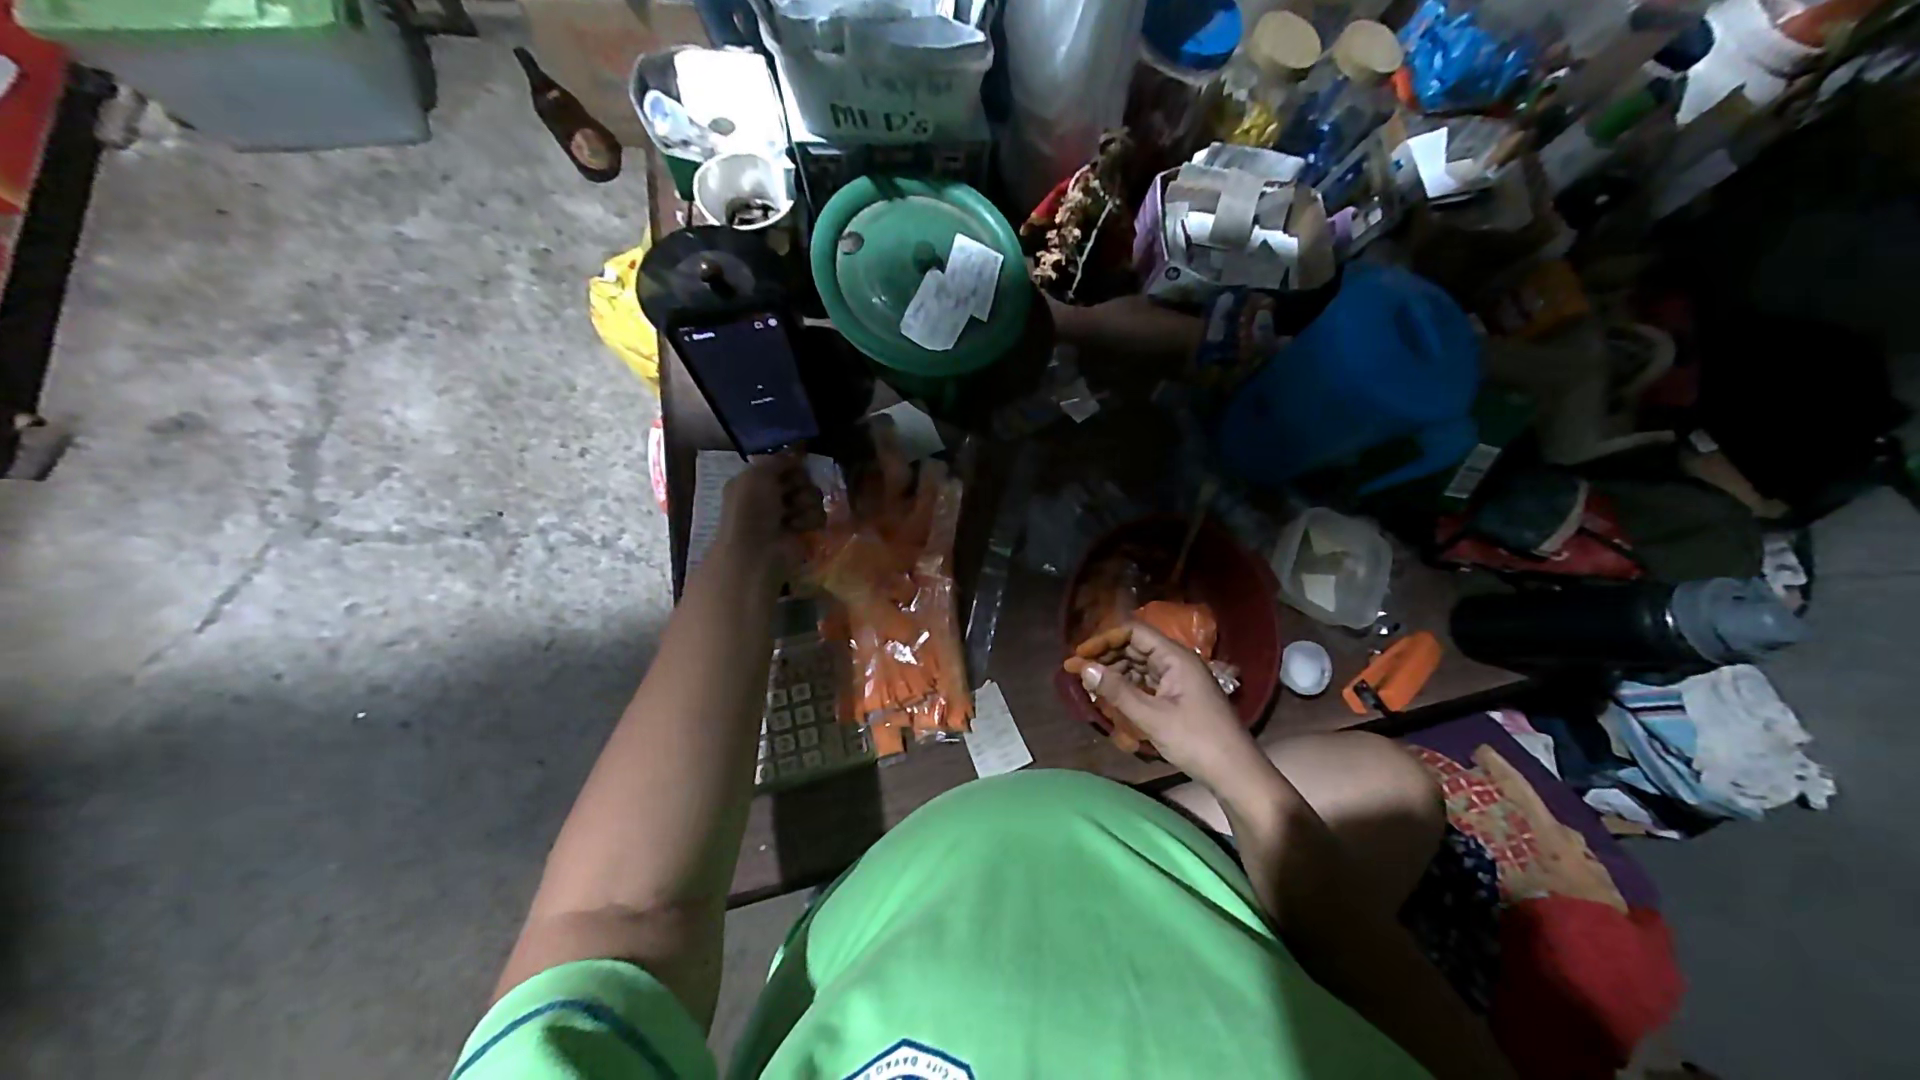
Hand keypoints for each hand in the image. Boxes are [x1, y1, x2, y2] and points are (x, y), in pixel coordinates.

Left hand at [718, 451, 824, 580]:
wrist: (757, 552)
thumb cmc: (751, 510)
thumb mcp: (757, 475)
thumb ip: (777, 460)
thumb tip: (796, 452)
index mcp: (755, 481)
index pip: (783, 463)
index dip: (792, 464)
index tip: (795, 465)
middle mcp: (772, 495)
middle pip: (802, 478)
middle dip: (799, 484)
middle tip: (789, 494)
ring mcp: (789, 514)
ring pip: (813, 496)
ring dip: (804, 504)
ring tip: (790, 516)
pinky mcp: (803, 530)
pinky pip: (819, 515)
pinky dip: (809, 520)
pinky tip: (796, 528)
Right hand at [1075, 622, 1273, 794]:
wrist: (1236, 773)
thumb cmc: (1196, 741)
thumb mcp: (1152, 716)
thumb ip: (1117, 691)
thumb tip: (1084, 668)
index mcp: (1175, 658)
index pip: (1134, 632)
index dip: (1105, 639)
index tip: (1080, 655)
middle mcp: (1178, 662)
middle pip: (1136, 646)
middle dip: (1106, 655)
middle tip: (1079, 670)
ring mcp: (1180, 680)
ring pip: (1140, 665)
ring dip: (1115, 671)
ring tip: (1091, 684)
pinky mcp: (1180, 697)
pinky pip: (1148, 682)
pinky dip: (1128, 685)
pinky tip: (1112, 696)